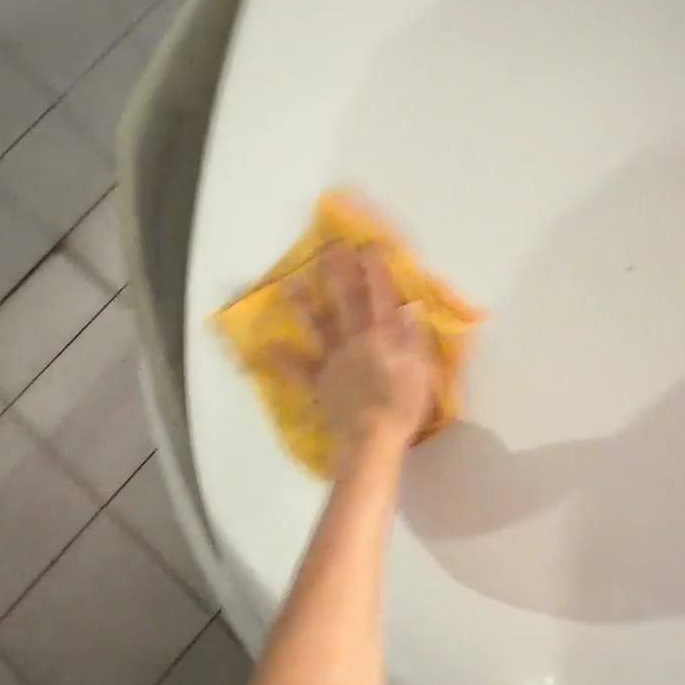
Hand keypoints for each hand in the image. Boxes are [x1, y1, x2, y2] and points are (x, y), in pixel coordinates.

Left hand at [271, 244, 434, 449]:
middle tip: (330, 248)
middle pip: (347, 302)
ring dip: (305, 304)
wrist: (374, 438)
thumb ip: (414, 337)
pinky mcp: (321, 382)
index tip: (368, 246)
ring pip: (319, 326)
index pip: (381, 296)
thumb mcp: (422, 370)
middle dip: (340, 273)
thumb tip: (410, 305)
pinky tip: (263, 349)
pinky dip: (280, 359)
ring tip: (291, 283)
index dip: (375, 270)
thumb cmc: (403, 406)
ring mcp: (335, 360)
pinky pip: (298, 369)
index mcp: (384, 337)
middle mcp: (356, 340)